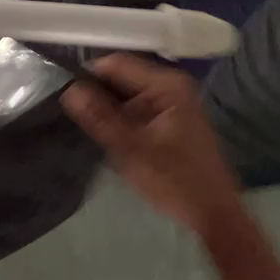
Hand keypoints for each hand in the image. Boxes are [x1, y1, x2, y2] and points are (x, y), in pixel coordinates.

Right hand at [61, 53, 245, 240]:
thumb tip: (67, 89)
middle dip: (96, 94)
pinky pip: (134, 106)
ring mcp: (171, 101)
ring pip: (124, 93)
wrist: (214, 216)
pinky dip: (119, 118)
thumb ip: (99, 117)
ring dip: (106, 108)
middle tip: (73, 115)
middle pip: (119, 76)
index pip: (114, 63)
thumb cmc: (176, 181)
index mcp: (166, 84)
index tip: (64, 96)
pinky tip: (109, 135)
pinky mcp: (169, 117)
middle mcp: (170, 84)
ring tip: (87, 126)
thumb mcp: (131, 149)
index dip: (87, 76)